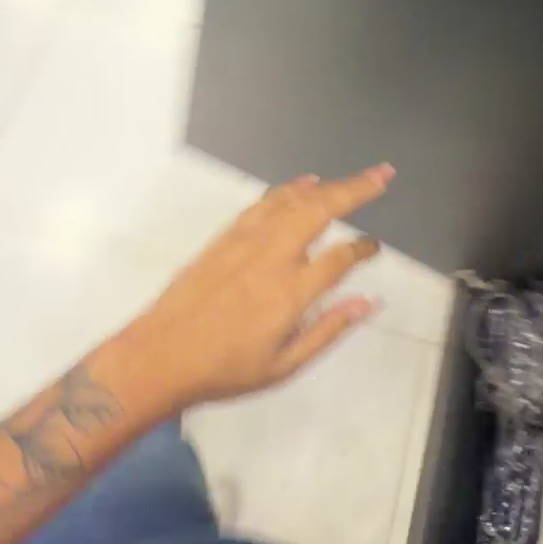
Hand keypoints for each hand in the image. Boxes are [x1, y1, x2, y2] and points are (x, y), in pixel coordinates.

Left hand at [95, 164, 394, 415]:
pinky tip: (307, 182)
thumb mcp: (283, 367)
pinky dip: (291, 188)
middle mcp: (273, 256)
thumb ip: (328, 331)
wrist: (159, 355)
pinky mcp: (227, 234)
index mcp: (290, 292)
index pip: (340, 258)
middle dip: (358, 188)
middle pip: (323, 209)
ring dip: (330, 184)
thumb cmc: (225, 370)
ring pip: (296, 200)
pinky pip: (266, 202)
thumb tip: (368, 304)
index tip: (376, 249)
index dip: (364, 249)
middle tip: (383, 174)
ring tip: (356, 177)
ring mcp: (248, 240)